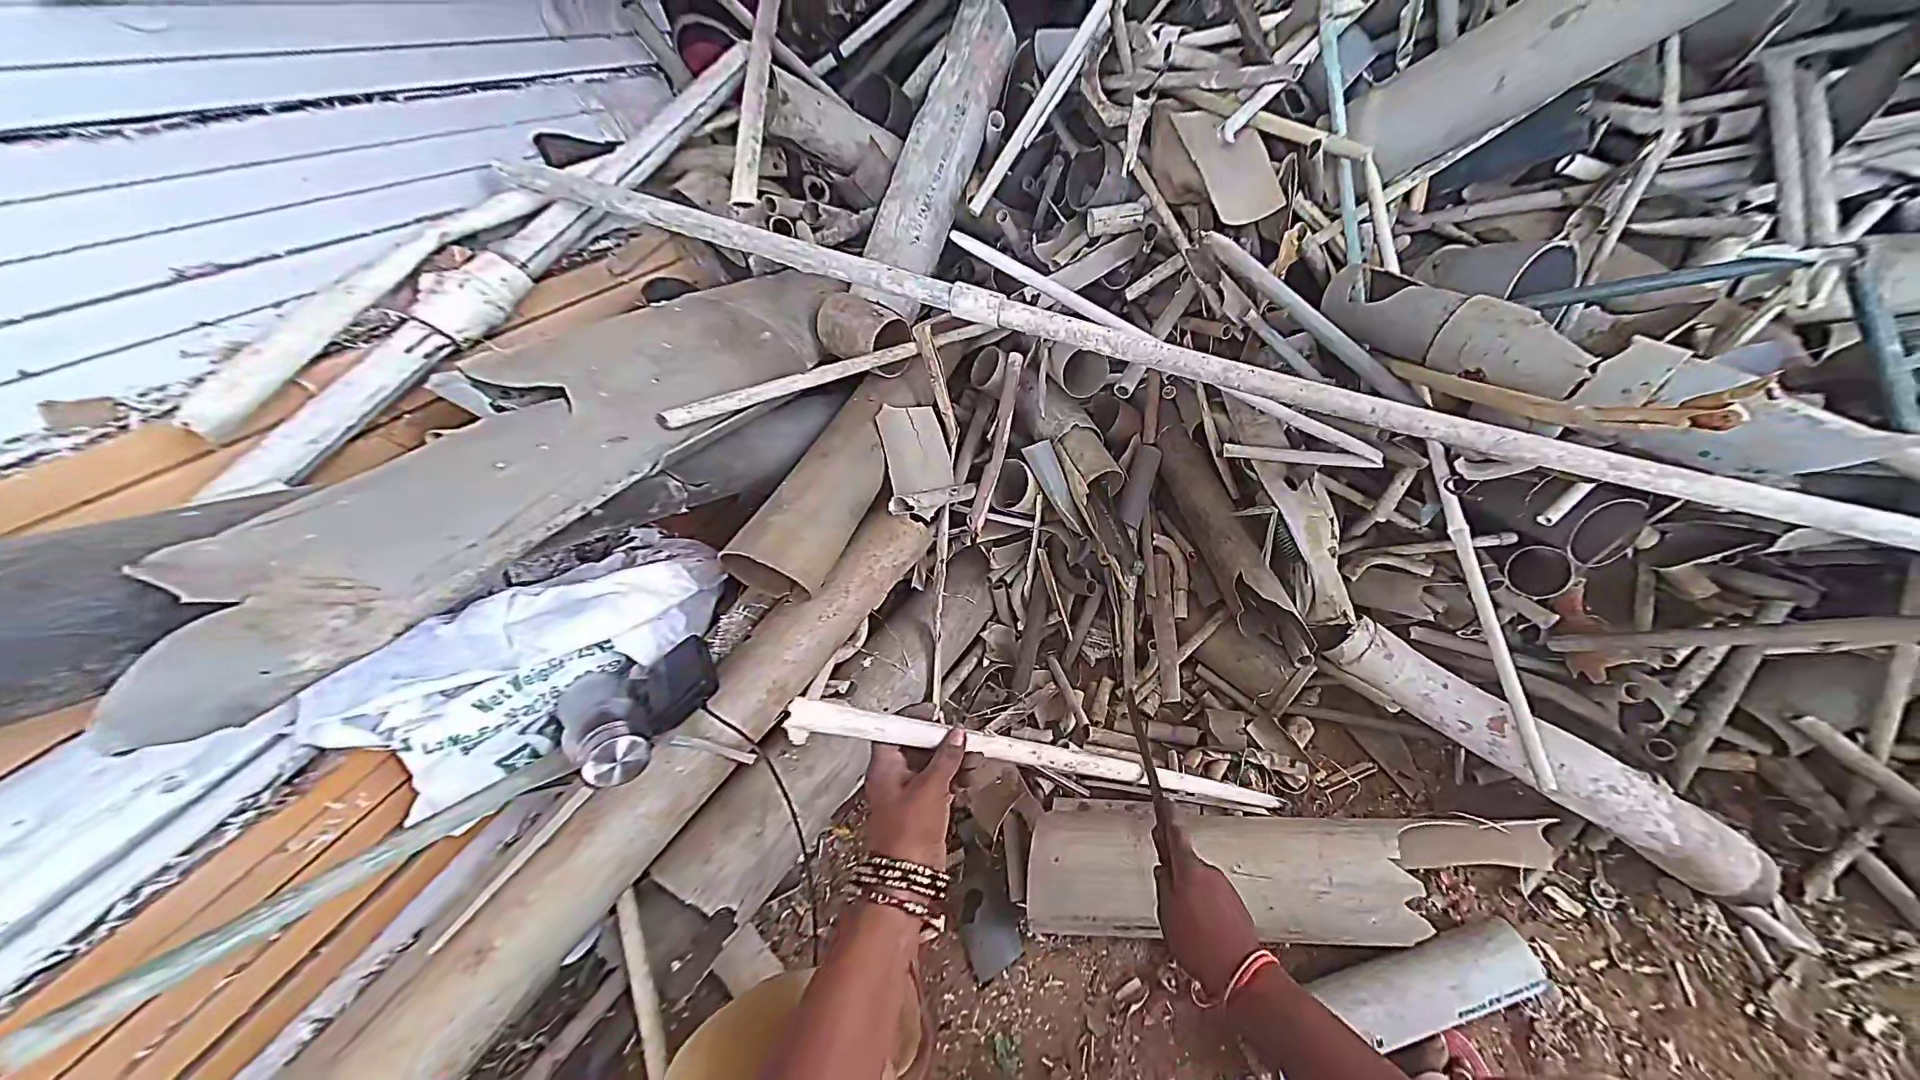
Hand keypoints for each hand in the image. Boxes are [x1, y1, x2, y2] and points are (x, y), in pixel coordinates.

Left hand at [864, 727, 965, 867]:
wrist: (910, 876)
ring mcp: (908, 792)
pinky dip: (954, 776)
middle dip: (941, 741)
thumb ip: (946, 758)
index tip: (935, 715)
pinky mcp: (922, 807)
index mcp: (884, 767)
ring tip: (973, 758)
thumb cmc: (906, 837)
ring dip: (953, 759)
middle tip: (961, 737)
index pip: (896, 730)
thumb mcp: (930, 787)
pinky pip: (938, 782)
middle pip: (916, 746)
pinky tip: (968, 775)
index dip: (916, 719)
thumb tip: (955, 737)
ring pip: (931, 764)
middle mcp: (893, 777)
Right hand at [1155, 821, 1259, 997]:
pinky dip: (1201, 899)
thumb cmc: (1200, 944)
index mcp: (1189, 870)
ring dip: (1188, 886)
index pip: (1175, 833)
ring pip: (1198, 877)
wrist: (1240, 971)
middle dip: (1174, 863)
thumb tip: (1162, 870)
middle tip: (1161, 870)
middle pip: (1186, 857)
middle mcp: (1209, 872)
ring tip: (1180, 912)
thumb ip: (1163, 885)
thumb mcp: (1167, 914)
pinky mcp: (1233, 902)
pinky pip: (1211, 892)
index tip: (1162, 802)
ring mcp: (1224, 886)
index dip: (1166, 817)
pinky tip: (1196, 920)